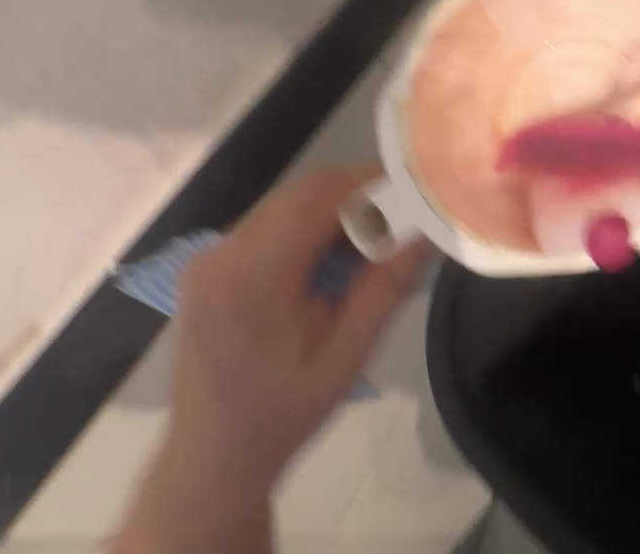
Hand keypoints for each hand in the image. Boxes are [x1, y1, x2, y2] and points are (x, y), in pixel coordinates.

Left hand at [115, 168, 430, 553]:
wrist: (210, 456)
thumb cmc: (282, 413)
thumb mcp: (347, 357)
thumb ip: (385, 288)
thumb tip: (428, 230)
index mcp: (250, 280)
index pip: (318, 196)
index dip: (372, 182)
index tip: (418, 196)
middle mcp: (222, 255)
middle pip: (305, 191)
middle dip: (363, 195)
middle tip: (407, 221)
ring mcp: (212, 256)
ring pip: (293, 200)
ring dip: (342, 209)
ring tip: (378, 243)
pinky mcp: (215, 262)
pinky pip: (277, 220)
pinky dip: (317, 224)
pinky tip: (339, 258)